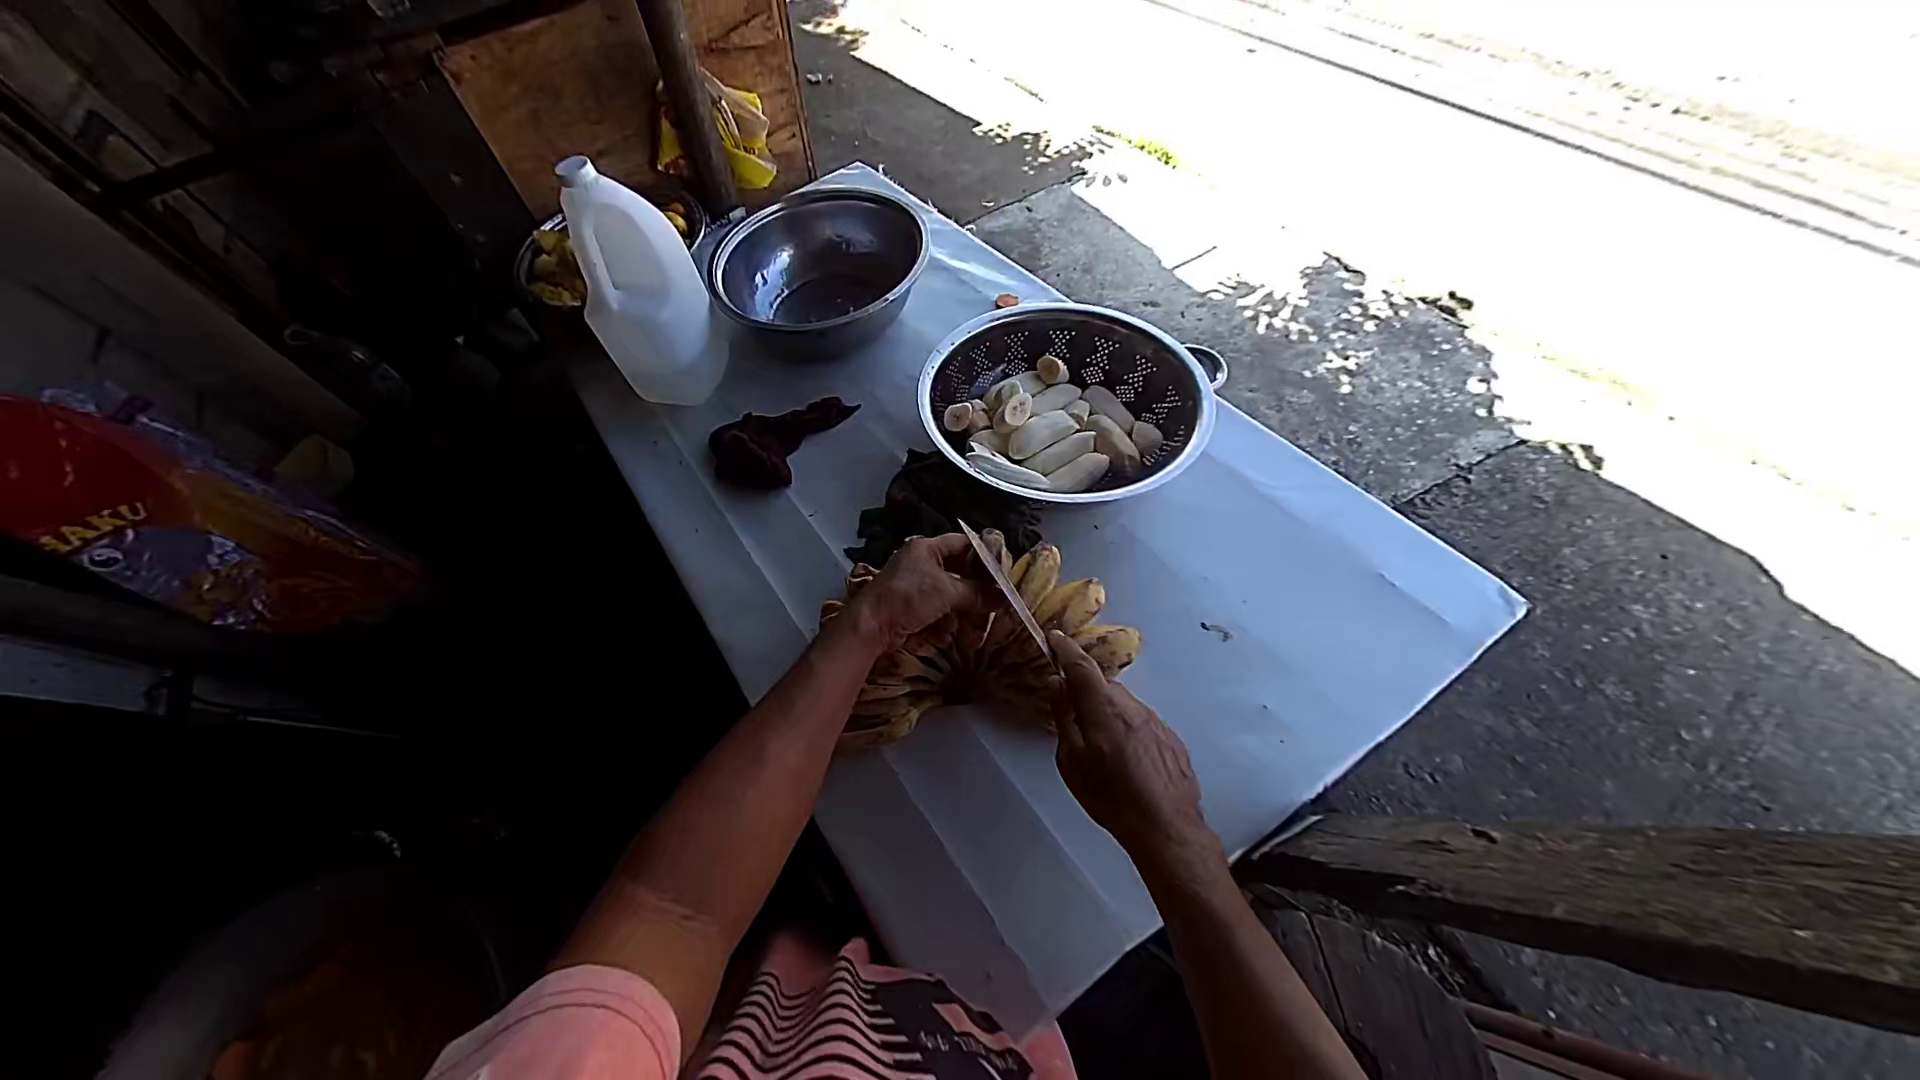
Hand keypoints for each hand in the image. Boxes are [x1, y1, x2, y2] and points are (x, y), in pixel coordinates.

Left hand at [851, 534, 998, 646]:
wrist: (871, 625)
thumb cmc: (908, 597)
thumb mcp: (947, 592)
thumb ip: (978, 593)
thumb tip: (1006, 597)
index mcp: (926, 547)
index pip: (963, 542)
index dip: (984, 553)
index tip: (1003, 567)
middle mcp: (919, 560)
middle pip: (956, 566)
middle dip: (976, 580)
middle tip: (998, 590)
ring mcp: (914, 582)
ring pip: (948, 586)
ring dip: (965, 598)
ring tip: (986, 607)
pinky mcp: (910, 603)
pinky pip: (938, 603)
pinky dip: (951, 610)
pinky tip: (965, 620)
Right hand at [1050, 630, 1222, 880]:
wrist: (1166, 826)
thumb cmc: (1112, 797)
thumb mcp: (1072, 760)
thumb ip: (1063, 716)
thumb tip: (1056, 683)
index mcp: (1104, 709)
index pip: (1081, 666)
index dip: (1065, 649)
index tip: (1055, 637)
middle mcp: (1132, 706)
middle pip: (1102, 685)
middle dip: (1085, 689)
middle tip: (1070, 707)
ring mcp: (1155, 721)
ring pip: (1122, 703)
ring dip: (1107, 710)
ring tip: (1099, 744)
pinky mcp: (1170, 737)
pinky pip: (1140, 721)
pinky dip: (1126, 726)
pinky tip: (1124, 756)